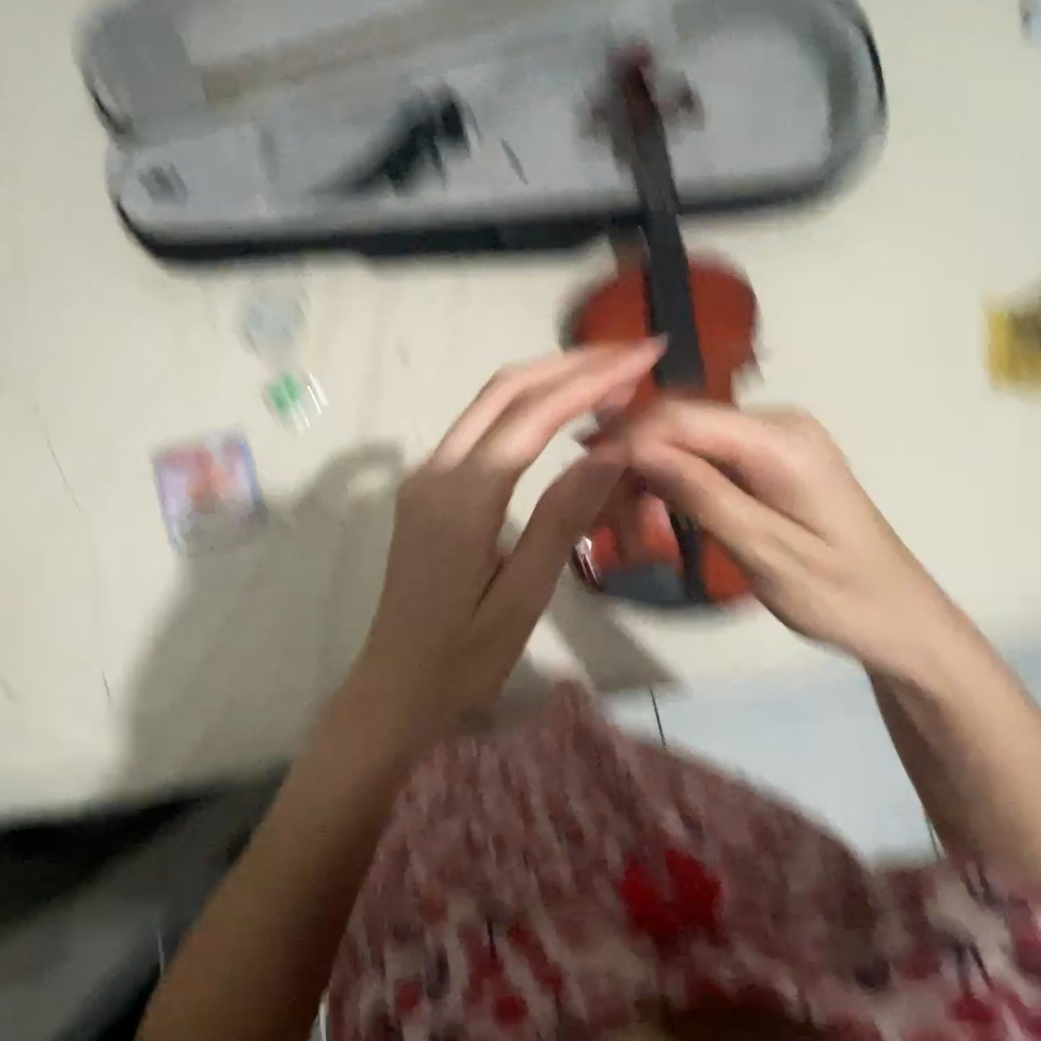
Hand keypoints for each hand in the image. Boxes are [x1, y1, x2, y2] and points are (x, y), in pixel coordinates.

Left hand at [339, 341, 664, 748]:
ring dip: (546, 382)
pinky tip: (561, 418)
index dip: (592, 379)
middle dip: (569, 364)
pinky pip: (477, 433)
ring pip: (487, 406)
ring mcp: (423, 480)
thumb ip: (563, 519)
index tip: (647, 353)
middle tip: (634, 353)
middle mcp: (435, 473)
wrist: (393, 687)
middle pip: (504, 391)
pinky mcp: (424, 493)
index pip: (533, 416)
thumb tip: (612, 448)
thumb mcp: (523, 598)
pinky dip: (522, 412)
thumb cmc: (462, 659)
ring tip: (610, 378)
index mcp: (461, 499)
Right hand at [614, 401, 975, 679]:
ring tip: (618, 517)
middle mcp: (776, 425)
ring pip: (684, 438)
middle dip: (631, 456)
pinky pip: (703, 456)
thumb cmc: (838, 596)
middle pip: (679, 421)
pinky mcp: (767, 461)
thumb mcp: (766, 552)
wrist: (899, 620)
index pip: (681, 416)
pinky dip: (670, 480)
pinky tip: (649, 510)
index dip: (626, 438)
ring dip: (646, 471)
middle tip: (595, 504)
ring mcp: (773, 441)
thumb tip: (638, 449)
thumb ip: (703, 495)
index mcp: (781, 442)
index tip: (582, 474)